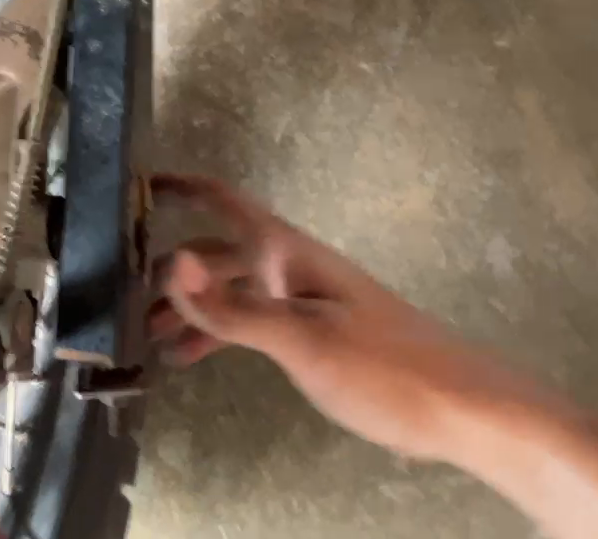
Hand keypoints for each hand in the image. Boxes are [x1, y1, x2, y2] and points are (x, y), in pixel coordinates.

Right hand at [149, 174, 547, 462]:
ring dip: (193, 309)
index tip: (141, 186)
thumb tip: (172, 265)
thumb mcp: (301, 342)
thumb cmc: (385, 368)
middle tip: (129, 297)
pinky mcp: (315, 334)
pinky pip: (252, 322)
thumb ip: (233, 307)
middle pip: (218, 254)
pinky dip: (219, 335)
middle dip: (174, 271)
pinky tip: (194, 360)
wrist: (468, 410)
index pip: (224, 202)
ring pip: (232, 291)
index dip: (183, 187)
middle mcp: (289, 266)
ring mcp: (302, 300)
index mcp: (286, 253)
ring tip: (151, 337)